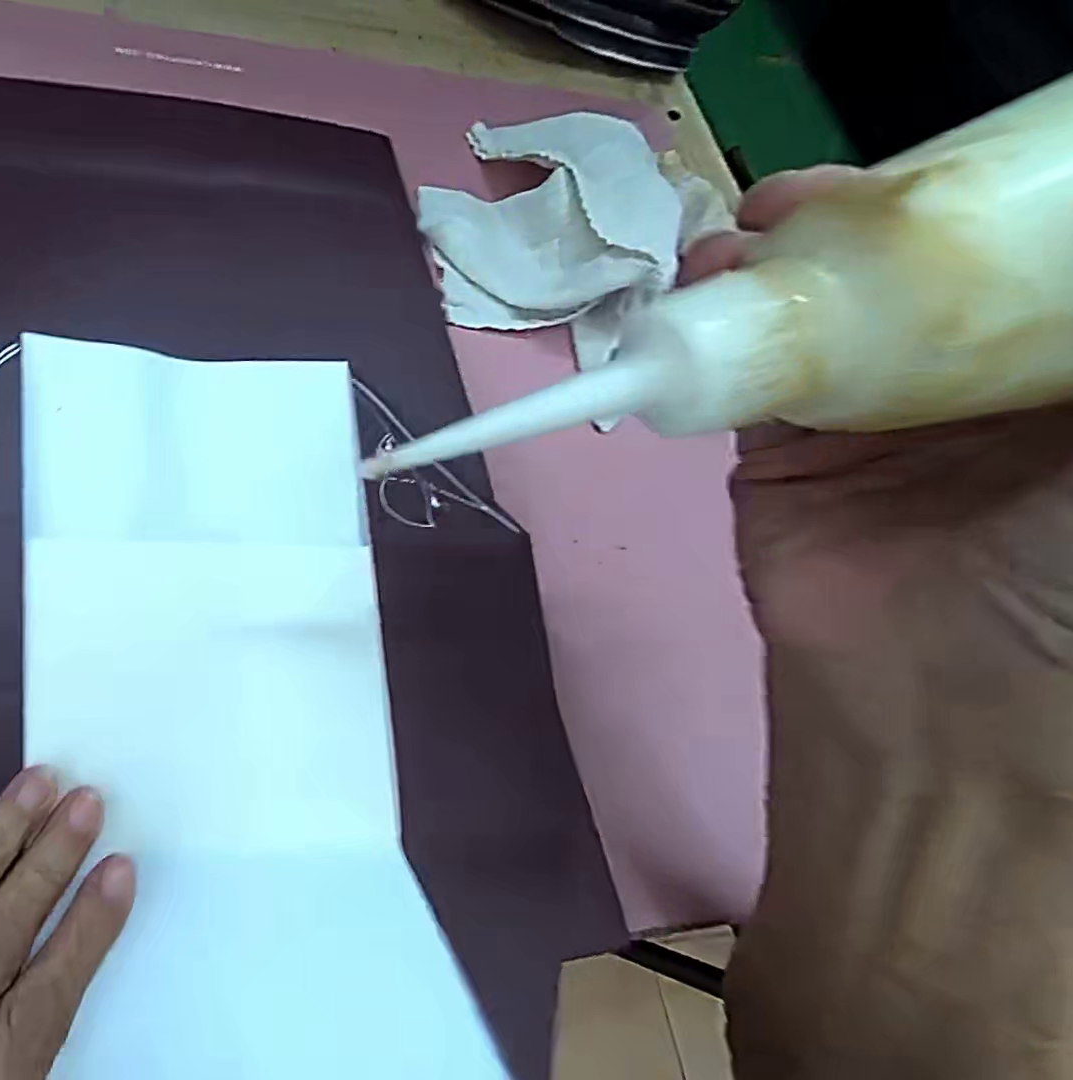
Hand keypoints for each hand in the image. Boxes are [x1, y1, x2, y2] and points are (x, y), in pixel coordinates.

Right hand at [691, 168, 1072, 1077]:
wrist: (949, 689)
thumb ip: (1054, 322)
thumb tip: (1025, 245)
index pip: (1031, 264)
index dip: (992, 205)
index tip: (944, 165)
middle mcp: (997, 381)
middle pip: (930, 279)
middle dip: (876, 229)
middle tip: (817, 195)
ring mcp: (881, 419)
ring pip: (831, 320)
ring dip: (786, 272)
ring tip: (749, 229)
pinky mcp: (783, 456)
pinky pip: (758, 380)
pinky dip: (733, 337)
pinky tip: (709, 290)